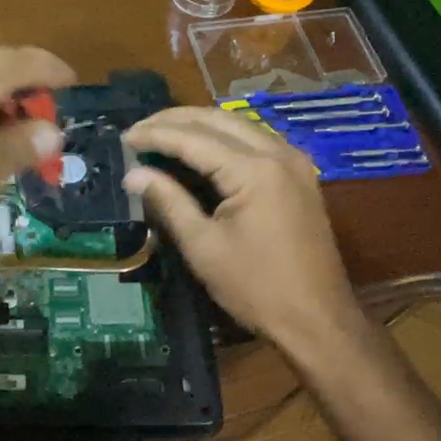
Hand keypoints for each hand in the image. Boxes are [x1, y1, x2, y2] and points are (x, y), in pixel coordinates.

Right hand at [123, 107, 363, 342]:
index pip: (193, 138)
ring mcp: (295, 163)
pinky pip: (258, 140)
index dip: (155, 135)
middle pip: (218, 120)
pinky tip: (204, 146)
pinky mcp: (301, 176)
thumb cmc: (256, 288)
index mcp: (254, 171)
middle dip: (175, 120)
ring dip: (201, 124)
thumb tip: (133, 174)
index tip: (123, 137)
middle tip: (139, 130)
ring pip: (240, 125)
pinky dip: (225, 136)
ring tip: (164, 133)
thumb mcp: (203, 246)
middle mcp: (278, 154)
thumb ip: (169, 201)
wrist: (317, 320)